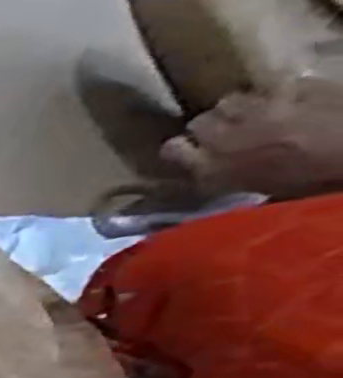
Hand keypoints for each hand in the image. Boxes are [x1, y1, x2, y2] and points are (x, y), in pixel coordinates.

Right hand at [162, 77, 342, 197]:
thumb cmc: (308, 181)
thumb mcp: (253, 190)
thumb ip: (224, 178)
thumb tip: (211, 171)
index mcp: (210, 168)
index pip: (172, 149)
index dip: (180, 149)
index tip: (188, 152)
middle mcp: (226, 136)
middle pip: (199, 121)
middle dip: (207, 126)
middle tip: (222, 133)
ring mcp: (264, 108)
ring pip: (231, 100)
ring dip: (236, 107)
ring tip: (251, 114)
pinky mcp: (301, 87)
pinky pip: (275, 85)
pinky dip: (276, 91)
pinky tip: (285, 100)